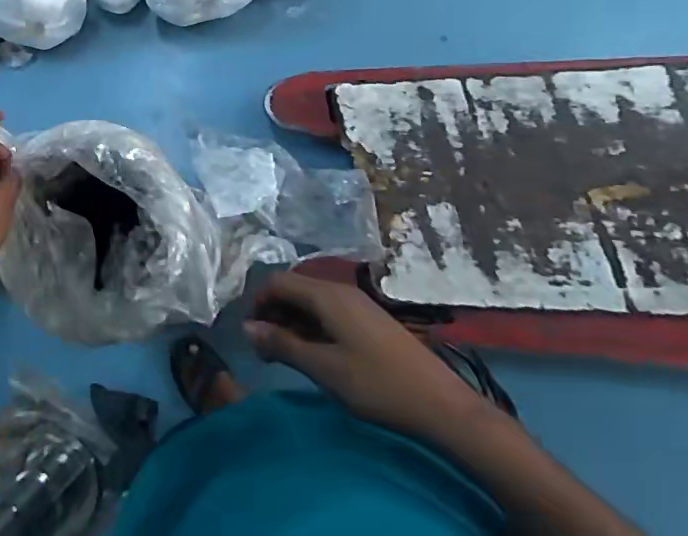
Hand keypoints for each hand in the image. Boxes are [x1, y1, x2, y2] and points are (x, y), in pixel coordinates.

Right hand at [244, 271, 490, 437]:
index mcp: (327, 295)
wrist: (441, 405)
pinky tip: (315, 353)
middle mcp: (340, 290)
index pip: (277, 282)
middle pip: (294, 289)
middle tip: (265, 349)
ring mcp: (357, 304)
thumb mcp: (324, 368)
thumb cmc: (377, 385)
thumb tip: (246, 327)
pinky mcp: (368, 320)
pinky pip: (329, 312)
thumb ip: (282, 344)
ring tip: (286, 355)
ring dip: (292, 322)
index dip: (258, 304)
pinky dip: (312, 327)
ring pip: (311, 302)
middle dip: (273, 313)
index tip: (250, 335)